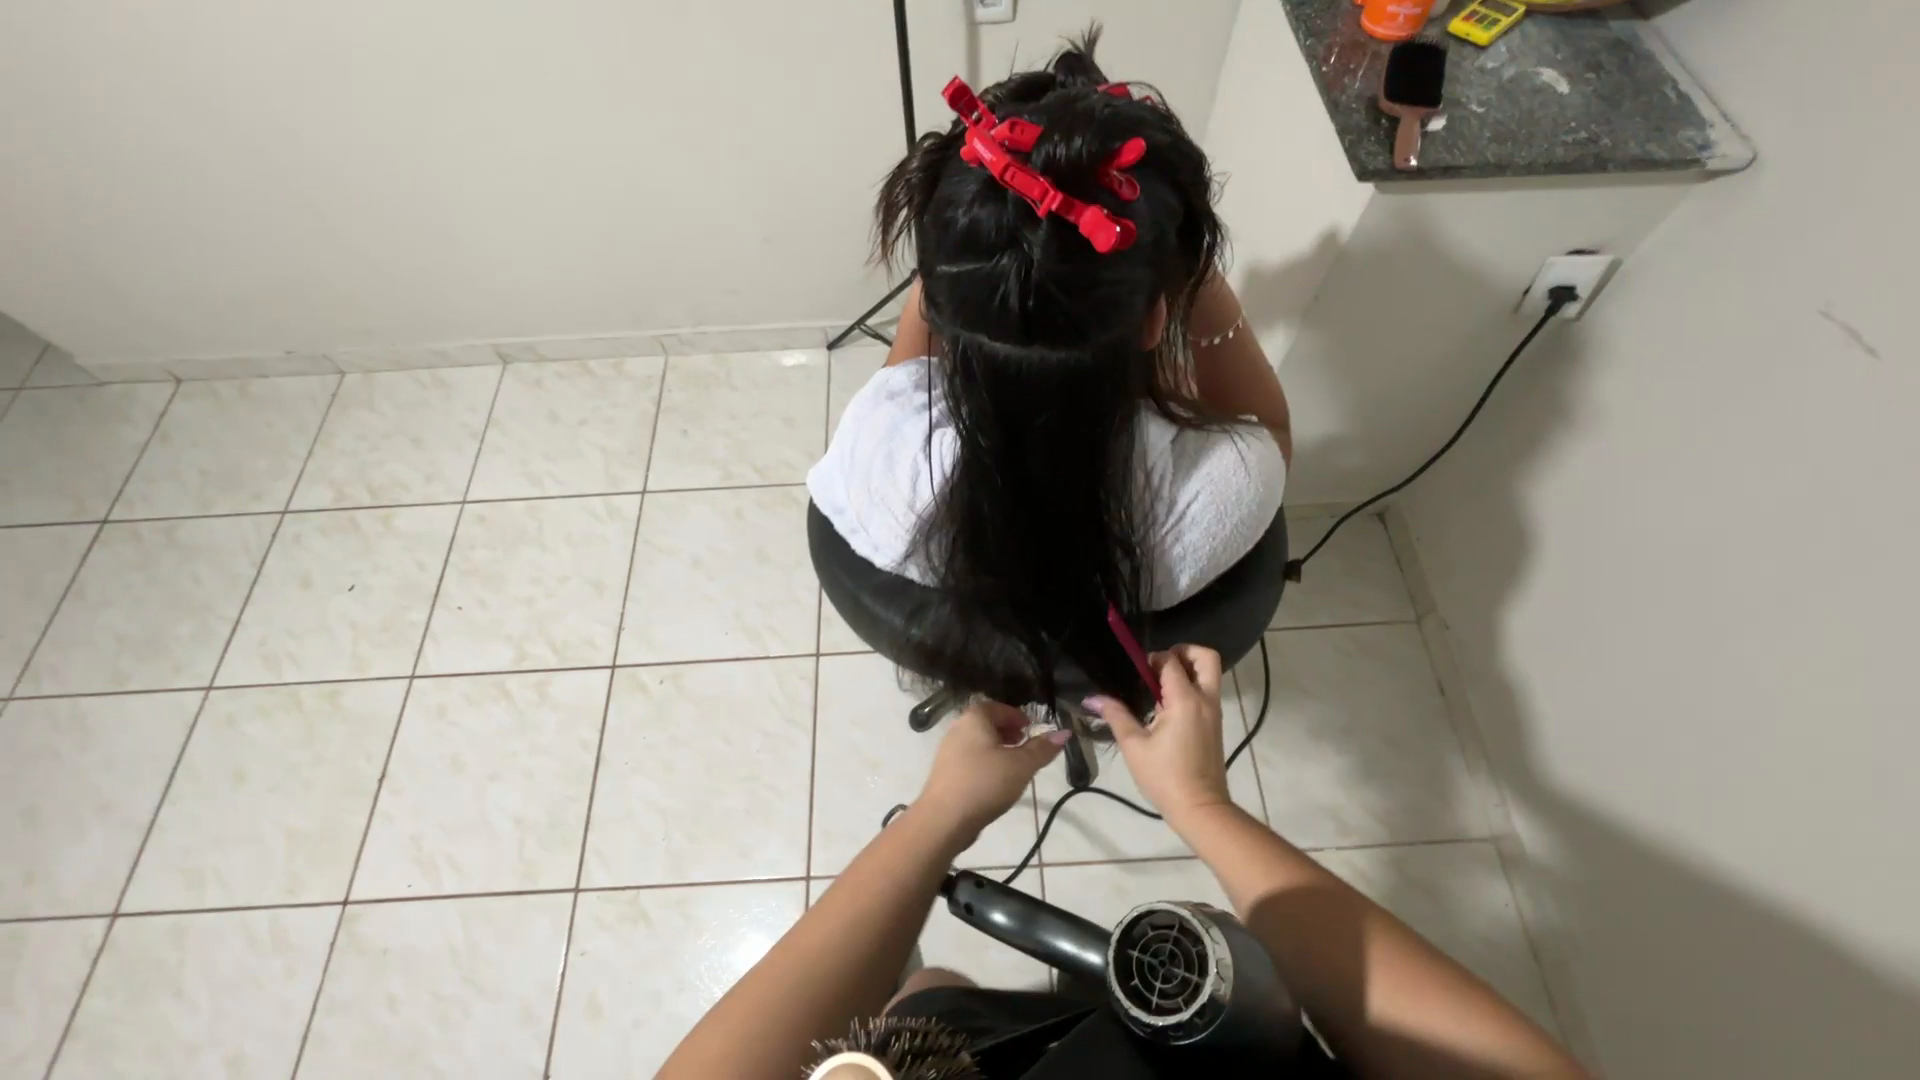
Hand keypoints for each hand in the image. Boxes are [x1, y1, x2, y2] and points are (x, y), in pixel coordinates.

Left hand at [916, 701, 1068, 839]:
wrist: (944, 819)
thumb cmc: (985, 783)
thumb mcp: (1020, 765)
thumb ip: (1042, 749)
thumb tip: (1064, 733)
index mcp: (974, 719)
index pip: (997, 707)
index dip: (1016, 716)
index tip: (1030, 729)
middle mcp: (957, 729)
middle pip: (985, 723)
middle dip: (1007, 731)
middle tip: (1024, 744)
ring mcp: (948, 752)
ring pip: (977, 742)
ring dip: (997, 749)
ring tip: (1014, 765)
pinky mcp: (945, 773)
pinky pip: (969, 759)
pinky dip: (985, 762)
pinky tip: (995, 782)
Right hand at [1087, 645, 1232, 826]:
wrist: (1200, 808)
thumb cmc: (1164, 776)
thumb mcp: (1134, 745)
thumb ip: (1115, 715)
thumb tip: (1092, 698)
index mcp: (1185, 700)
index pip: (1171, 662)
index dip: (1153, 658)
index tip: (1136, 670)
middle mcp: (1205, 700)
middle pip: (1206, 657)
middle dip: (1183, 652)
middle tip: (1158, 665)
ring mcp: (1214, 712)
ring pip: (1210, 674)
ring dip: (1187, 670)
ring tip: (1159, 686)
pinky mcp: (1215, 724)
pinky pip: (1207, 692)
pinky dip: (1190, 687)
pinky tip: (1166, 707)